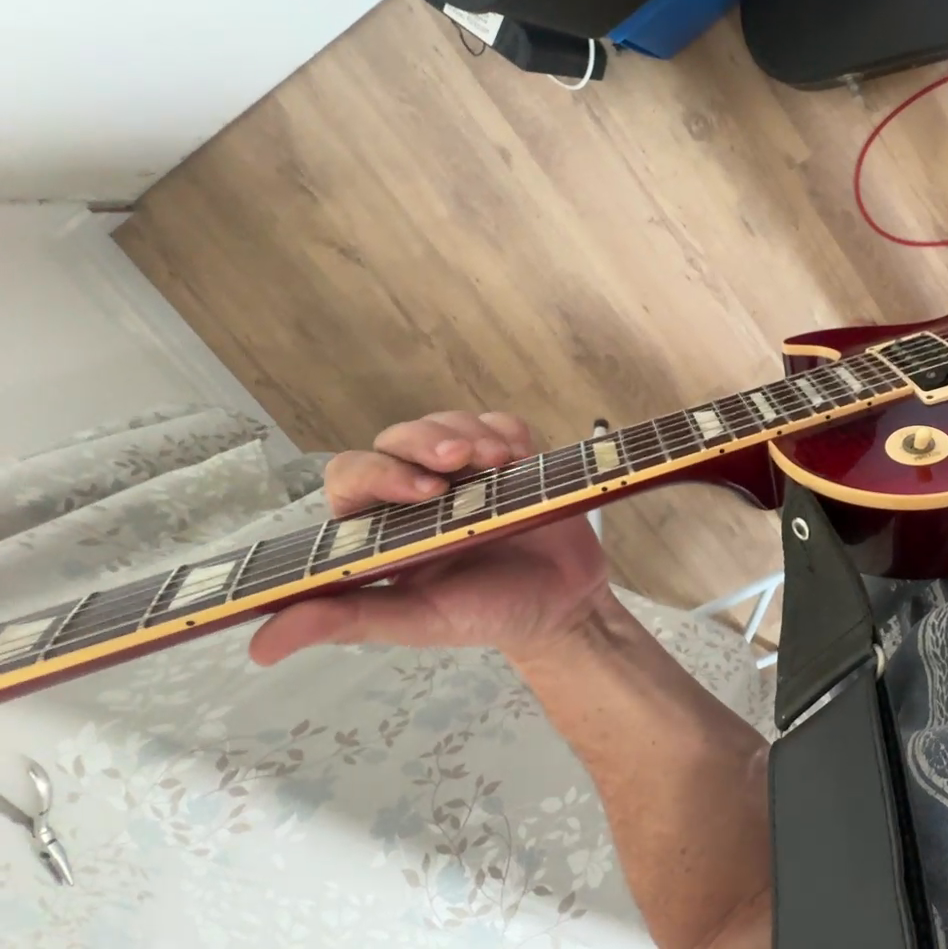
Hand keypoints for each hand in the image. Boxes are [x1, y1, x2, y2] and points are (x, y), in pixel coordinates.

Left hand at [249, 411, 617, 669]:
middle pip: (398, 439)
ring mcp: (469, 473)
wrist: (565, 604)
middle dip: (427, 440)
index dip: (381, 472)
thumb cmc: (489, 615)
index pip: (355, 477)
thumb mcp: (419, 621)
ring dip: (472, 432)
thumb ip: (350, 620)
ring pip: (449, 423)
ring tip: (503, 460)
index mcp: (382, 527)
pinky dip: (510, 431)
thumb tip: (259, 647)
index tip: (425, 490)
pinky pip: (502, 425)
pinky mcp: (514, 461)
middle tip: (463, 459)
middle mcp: (419, 492)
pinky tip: (522, 457)